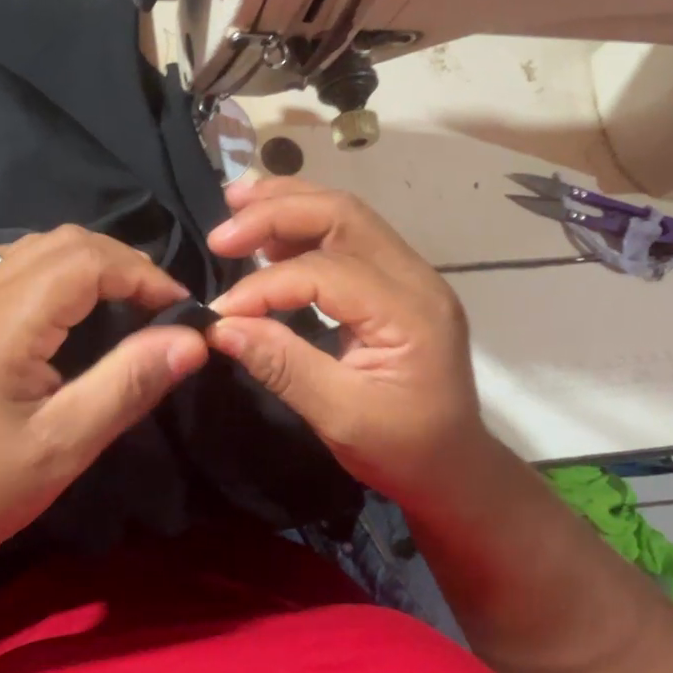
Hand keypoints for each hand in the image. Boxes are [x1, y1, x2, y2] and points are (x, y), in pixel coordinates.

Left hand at [0, 226, 209, 561]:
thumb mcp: (68, 443)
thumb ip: (129, 383)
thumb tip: (193, 339)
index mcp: (1, 324)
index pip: (84, 260)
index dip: (141, 273)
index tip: (181, 309)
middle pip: (62, 243)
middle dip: (121, 263)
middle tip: (160, 306)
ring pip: (36, 246)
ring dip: (89, 261)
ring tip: (127, 300)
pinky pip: (9, 262)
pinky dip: (51, 268)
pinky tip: (67, 302)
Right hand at [206, 178, 485, 510]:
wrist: (453, 467)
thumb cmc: (402, 450)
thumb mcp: (340, 418)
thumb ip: (283, 366)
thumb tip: (221, 327)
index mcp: (410, 312)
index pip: (326, 272)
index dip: (265, 286)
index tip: (221, 313)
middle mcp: (415, 278)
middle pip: (343, 215)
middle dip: (277, 213)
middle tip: (219, 233)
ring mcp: (409, 276)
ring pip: (346, 216)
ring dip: (289, 206)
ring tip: (236, 204)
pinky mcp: (395, 283)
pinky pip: (347, 237)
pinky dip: (302, 227)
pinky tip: (266, 236)